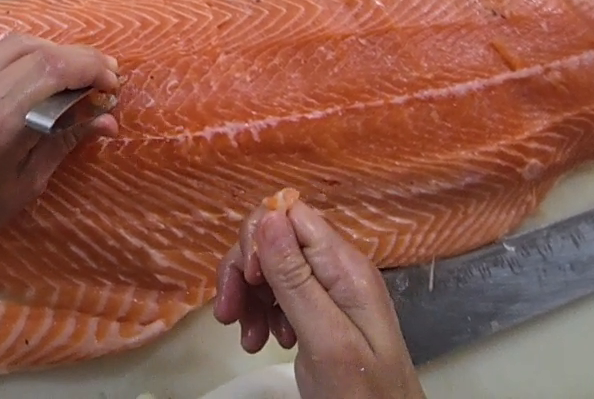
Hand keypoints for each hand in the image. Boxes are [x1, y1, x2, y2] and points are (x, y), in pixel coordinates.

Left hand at [0, 33, 119, 274]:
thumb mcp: (27, 185)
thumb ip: (65, 142)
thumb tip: (107, 119)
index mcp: (0, 121)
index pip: (54, 70)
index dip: (91, 68)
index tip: (113, 86)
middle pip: (40, 51)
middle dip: (80, 58)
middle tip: (106, 77)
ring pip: (19, 44)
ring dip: (55, 52)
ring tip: (80, 74)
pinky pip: (0, 54)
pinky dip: (31, 56)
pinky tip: (47, 76)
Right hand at [213, 199, 424, 398]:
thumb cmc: (363, 398)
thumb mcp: (327, 341)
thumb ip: (297, 279)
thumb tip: (268, 215)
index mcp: (344, 266)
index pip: (291, 213)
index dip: (260, 235)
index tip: (250, 277)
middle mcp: (335, 269)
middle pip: (274, 239)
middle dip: (245, 270)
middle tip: (230, 313)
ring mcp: (326, 292)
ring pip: (269, 265)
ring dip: (247, 294)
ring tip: (244, 335)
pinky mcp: (316, 314)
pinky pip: (275, 293)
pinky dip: (257, 312)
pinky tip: (257, 340)